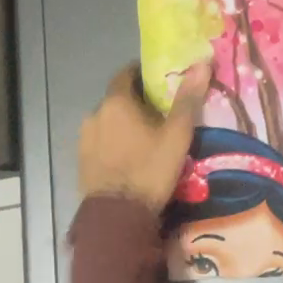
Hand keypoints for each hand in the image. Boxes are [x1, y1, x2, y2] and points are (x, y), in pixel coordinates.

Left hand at [78, 61, 210, 211]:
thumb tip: (201, 64)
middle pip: (117, 98)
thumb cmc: (150, 170)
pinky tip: (129, 156)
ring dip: (124, 123)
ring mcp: (84, 138)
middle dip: (136, 101)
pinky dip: (113, 141)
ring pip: (108, 121)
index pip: (126, 73)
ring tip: (146, 137)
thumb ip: (187, 98)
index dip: (143, 74)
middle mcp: (94, 113)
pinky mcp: (81, 160)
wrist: (117, 217)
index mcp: (116, 102)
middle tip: (160, 112)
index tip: (161, 81)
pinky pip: (100, 141)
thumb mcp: (176, 135)